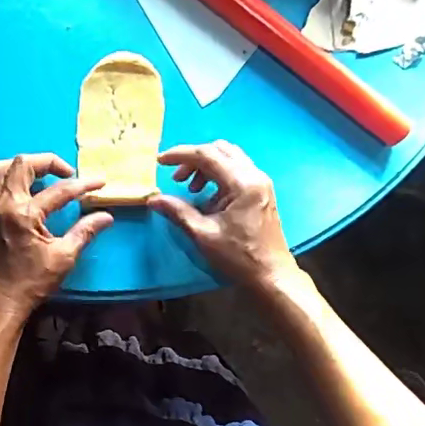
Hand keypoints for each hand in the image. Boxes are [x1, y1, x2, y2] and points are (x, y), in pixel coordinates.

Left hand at [0, 154, 112, 319]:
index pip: (59, 190)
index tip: (99, 182)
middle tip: (66, 173)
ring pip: (0, 168)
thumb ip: (85, 232)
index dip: (83, 185)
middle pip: (22, 164)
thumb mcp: (64, 257)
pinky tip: (17, 187)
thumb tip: (106, 216)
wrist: (1, 300)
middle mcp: (3, 204)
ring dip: (22, 165)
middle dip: (48, 162)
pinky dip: (3, 179)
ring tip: (41, 174)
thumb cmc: (32, 281)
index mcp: (24, 215)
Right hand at [148, 141, 299, 292]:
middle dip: (193, 158)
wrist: (271, 275)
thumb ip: (177, 211)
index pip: (207, 155)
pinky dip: (217, 174)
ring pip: (229, 157)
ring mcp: (261, 182)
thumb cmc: (238, 256)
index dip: (180, 155)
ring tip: (190, 188)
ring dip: (205, 165)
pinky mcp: (261, 191)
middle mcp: (255, 175)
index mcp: (242, 183)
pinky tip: (207, 196)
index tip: (160, 162)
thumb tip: (153, 198)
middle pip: (219, 150)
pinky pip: (236, 170)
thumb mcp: (202, 234)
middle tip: (176, 178)